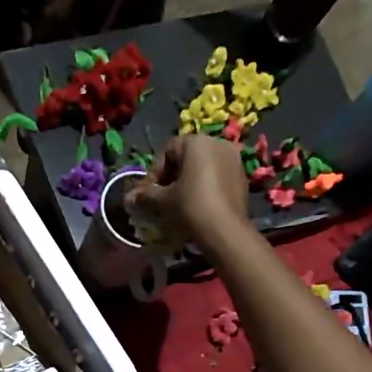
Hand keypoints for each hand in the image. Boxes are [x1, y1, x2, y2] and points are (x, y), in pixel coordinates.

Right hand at [125, 135, 250, 246]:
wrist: (225, 230)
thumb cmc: (190, 206)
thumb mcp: (164, 200)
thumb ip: (146, 195)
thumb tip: (129, 198)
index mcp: (196, 141)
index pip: (168, 151)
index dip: (156, 172)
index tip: (150, 192)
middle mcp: (217, 142)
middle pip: (188, 157)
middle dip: (174, 176)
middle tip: (164, 197)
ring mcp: (233, 159)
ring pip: (204, 167)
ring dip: (190, 181)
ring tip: (181, 203)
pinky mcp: (242, 176)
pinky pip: (218, 177)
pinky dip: (207, 187)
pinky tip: (200, 205)